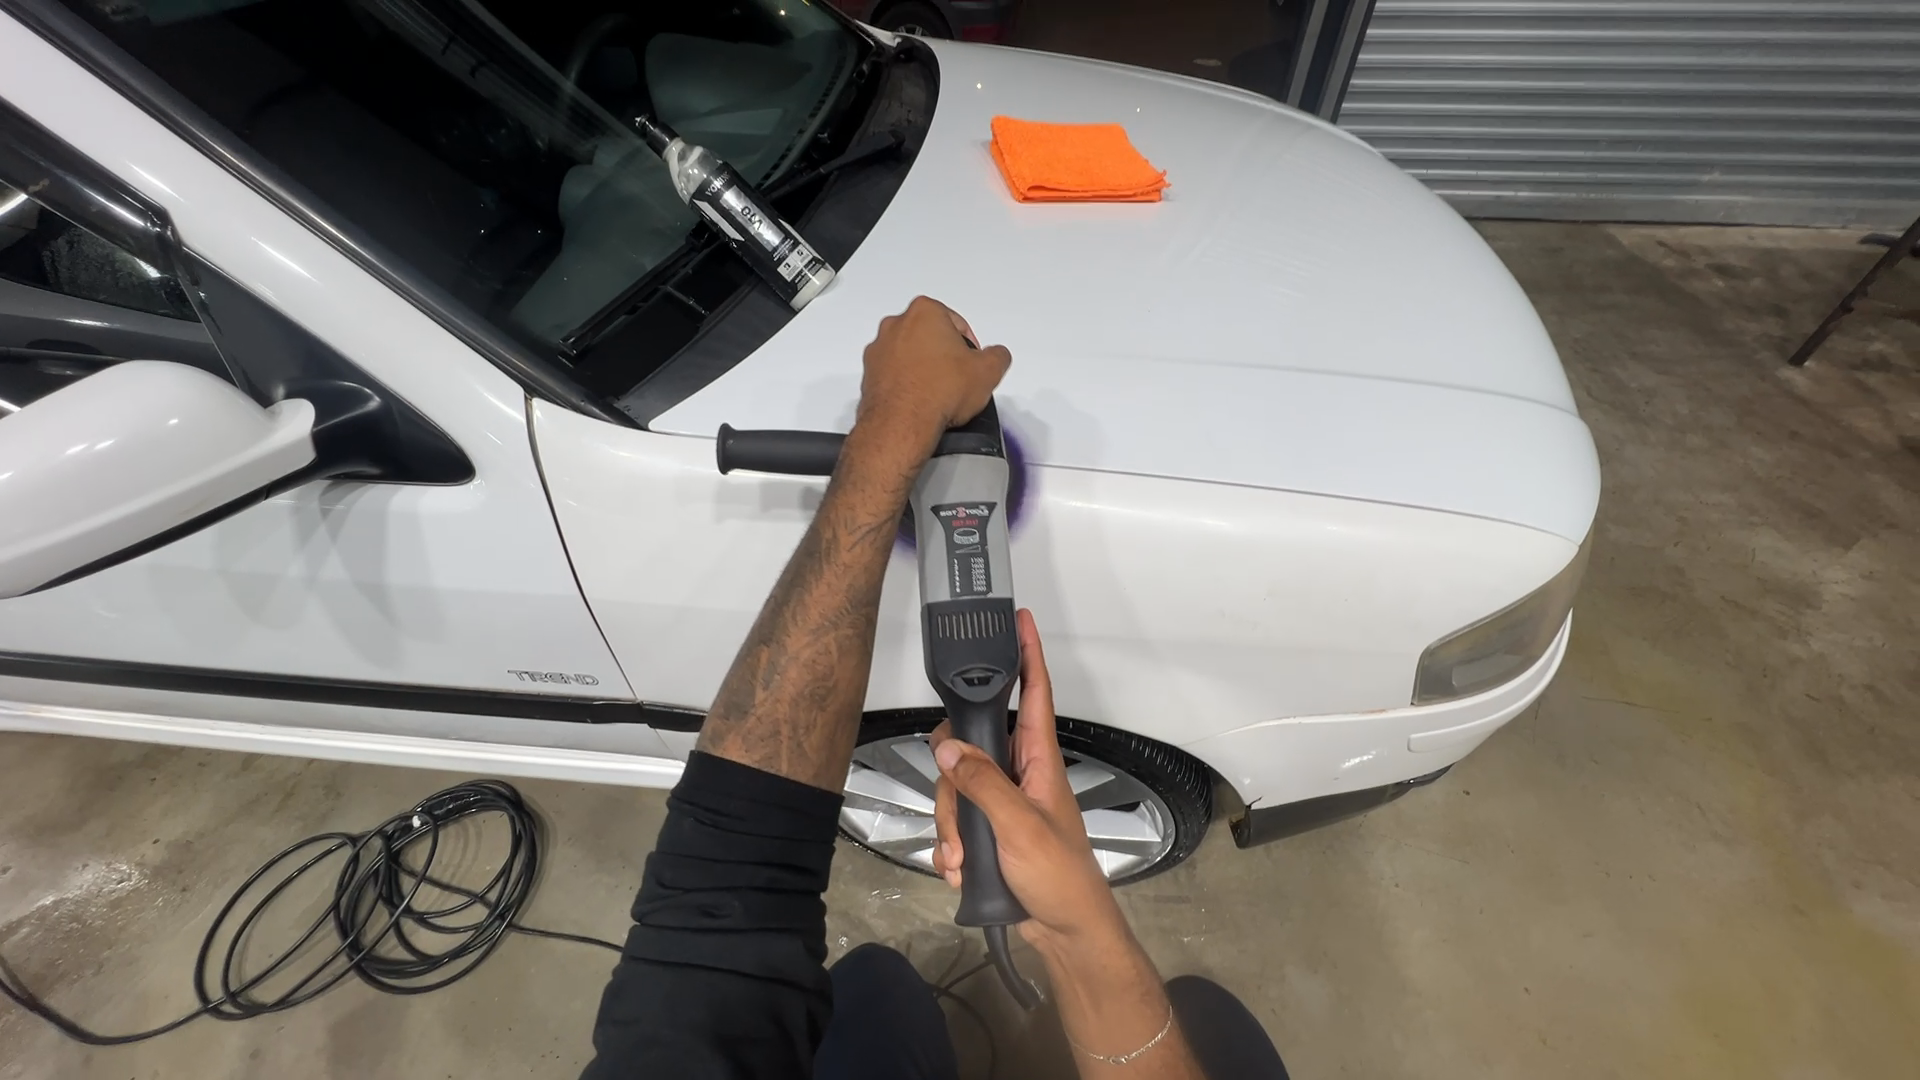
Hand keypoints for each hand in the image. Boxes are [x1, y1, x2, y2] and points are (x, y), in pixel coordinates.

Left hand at [853, 296, 1011, 451]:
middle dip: (942, 354)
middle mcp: (896, 324)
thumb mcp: (988, 372)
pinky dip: (905, 384)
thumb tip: (997, 356)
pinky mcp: (867, 375)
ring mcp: (878, 350)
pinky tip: (918, 403)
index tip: (972, 365)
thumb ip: (998, 356)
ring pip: (908, 355)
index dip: (969, 346)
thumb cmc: (940, 391)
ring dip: (922, 369)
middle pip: (928, 336)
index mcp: (925, 312)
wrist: (902, 424)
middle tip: (957, 379)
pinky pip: (893, 375)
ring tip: (937, 394)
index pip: (955, 323)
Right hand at [930, 610, 1126, 951]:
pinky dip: (954, 846)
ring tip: (963, 861)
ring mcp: (1003, 799)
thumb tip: (947, 746)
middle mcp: (1019, 769)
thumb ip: (983, 783)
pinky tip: (962, 871)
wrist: (1066, 933)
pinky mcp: (990, 827)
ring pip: (957, 786)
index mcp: (1038, 757)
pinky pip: (958, 819)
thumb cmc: (1059, 874)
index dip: (1029, 652)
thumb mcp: (1020, 826)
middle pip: (970, 744)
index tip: (1020, 617)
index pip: (1034, 691)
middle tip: (958, 819)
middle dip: (954, 781)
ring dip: (952, 825)